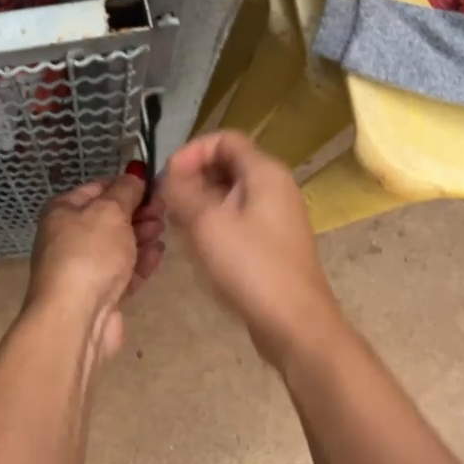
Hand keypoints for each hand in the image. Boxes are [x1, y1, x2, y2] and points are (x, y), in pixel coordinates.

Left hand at [24, 170, 165, 359]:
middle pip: (109, 218)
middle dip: (137, 212)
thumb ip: (125, 191)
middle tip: (162, 210)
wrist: (75, 316)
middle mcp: (68, 237)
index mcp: (63, 211)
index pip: (97, 189)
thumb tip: (133, 175)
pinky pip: (123, 271)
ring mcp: (83, 267)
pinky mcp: (99, 293)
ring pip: (118, 246)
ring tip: (162, 230)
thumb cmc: (89, 253)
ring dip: (141, 235)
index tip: (153, 186)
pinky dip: (140, 261)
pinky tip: (158, 253)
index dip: (125, 185)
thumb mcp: (110, 211)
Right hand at [160, 131, 337, 365]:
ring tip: (178, 225)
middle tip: (168, 202)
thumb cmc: (250, 266)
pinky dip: (214, 221)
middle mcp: (275, 187)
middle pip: (227, 164)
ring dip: (200, 201)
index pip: (224, 139)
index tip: (169, 176)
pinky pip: (237, 216)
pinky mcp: (272, 242)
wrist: (295, 324)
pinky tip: (198, 244)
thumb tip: (170, 171)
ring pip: (230, 192)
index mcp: (265, 172)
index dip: (192, 151)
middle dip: (193, 177)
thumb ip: (182, 189)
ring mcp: (276, 216)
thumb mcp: (206, 222)